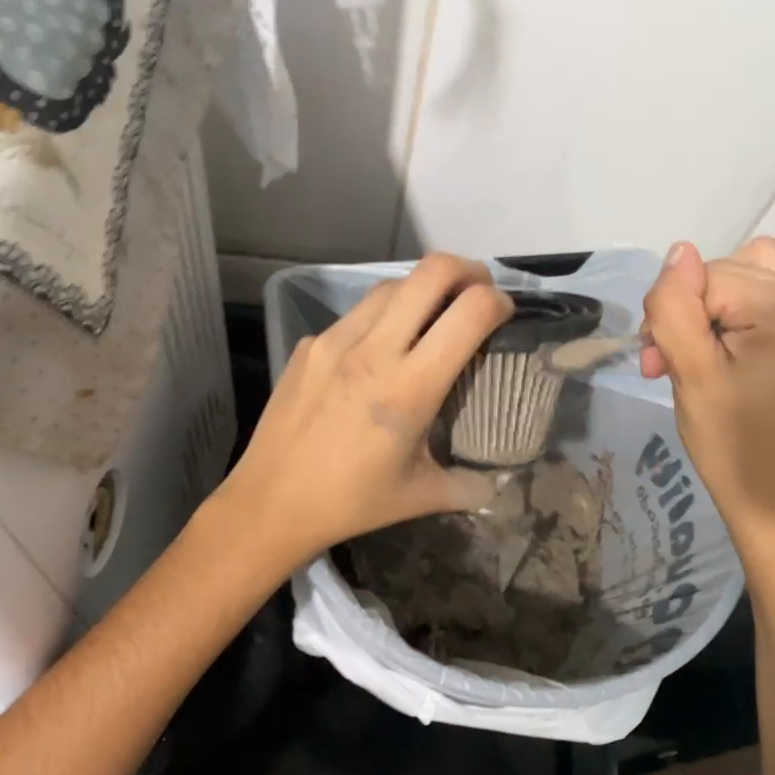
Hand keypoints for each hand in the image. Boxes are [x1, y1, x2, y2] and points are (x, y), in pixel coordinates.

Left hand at [212, 253, 514, 568]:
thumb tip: (496, 486)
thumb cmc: (350, 503)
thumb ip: (468, 487)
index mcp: (409, 387)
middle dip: (466, 271)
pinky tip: (378, 353)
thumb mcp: (419, 497)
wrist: (271, 502)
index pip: (470, 312)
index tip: (503, 317)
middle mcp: (372, 351)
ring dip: (420, 290)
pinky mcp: (306, 346)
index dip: (499, 303)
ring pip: (389, 286)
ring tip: (430, 316)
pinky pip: (353, 316)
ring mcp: (333, 342)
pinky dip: (378, 320)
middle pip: (431, 272)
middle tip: (477, 292)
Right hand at [639, 237, 774, 542]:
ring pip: (762, 265)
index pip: (702, 277)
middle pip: (730, 267)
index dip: (669, 315)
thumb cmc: (730, 442)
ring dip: (726, 296)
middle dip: (693, 309)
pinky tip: (750, 331)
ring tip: (711, 345)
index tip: (656, 366)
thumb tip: (677, 252)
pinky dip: (765, 295)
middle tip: (672, 364)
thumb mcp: (690, 374)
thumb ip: (676, 308)